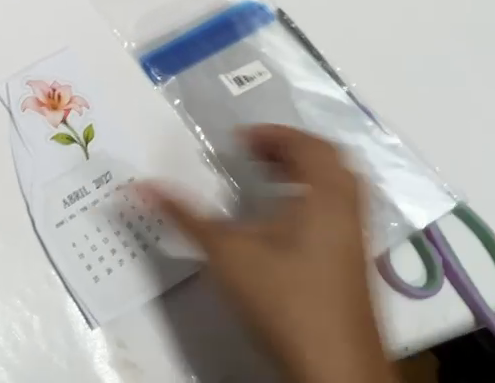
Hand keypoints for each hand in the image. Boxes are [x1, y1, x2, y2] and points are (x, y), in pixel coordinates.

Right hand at [143, 125, 396, 382]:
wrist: (335, 372)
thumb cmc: (283, 299)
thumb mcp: (224, 252)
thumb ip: (182, 215)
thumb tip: (137, 185)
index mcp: (324, 198)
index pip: (309, 145)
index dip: (274, 135)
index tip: (238, 141)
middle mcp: (347, 213)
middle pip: (331, 162)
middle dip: (292, 151)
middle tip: (254, 154)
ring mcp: (358, 243)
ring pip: (340, 190)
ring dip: (304, 176)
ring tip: (265, 183)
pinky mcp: (356, 269)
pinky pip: (340, 215)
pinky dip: (313, 203)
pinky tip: (280, 226)